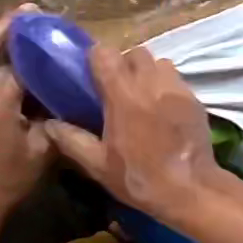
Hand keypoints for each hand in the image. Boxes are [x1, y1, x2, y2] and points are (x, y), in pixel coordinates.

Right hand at [43, 45, 220, 220]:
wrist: (190, 189)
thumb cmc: (140, 178)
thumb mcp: (98, 164)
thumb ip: (72, 140)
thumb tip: (49, 124)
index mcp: (124, 95)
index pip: (106, 54)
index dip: (96, 59)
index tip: (91, 75)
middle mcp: (151, 83)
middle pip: (134, 52)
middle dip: (123, 64)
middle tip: (116, 88)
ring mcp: (176, 87)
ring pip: (158, 61)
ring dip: (146, 72)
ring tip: (141, 95)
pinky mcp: (194, 97)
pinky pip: (176, 78)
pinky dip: (165, 84)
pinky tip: (161, 108)